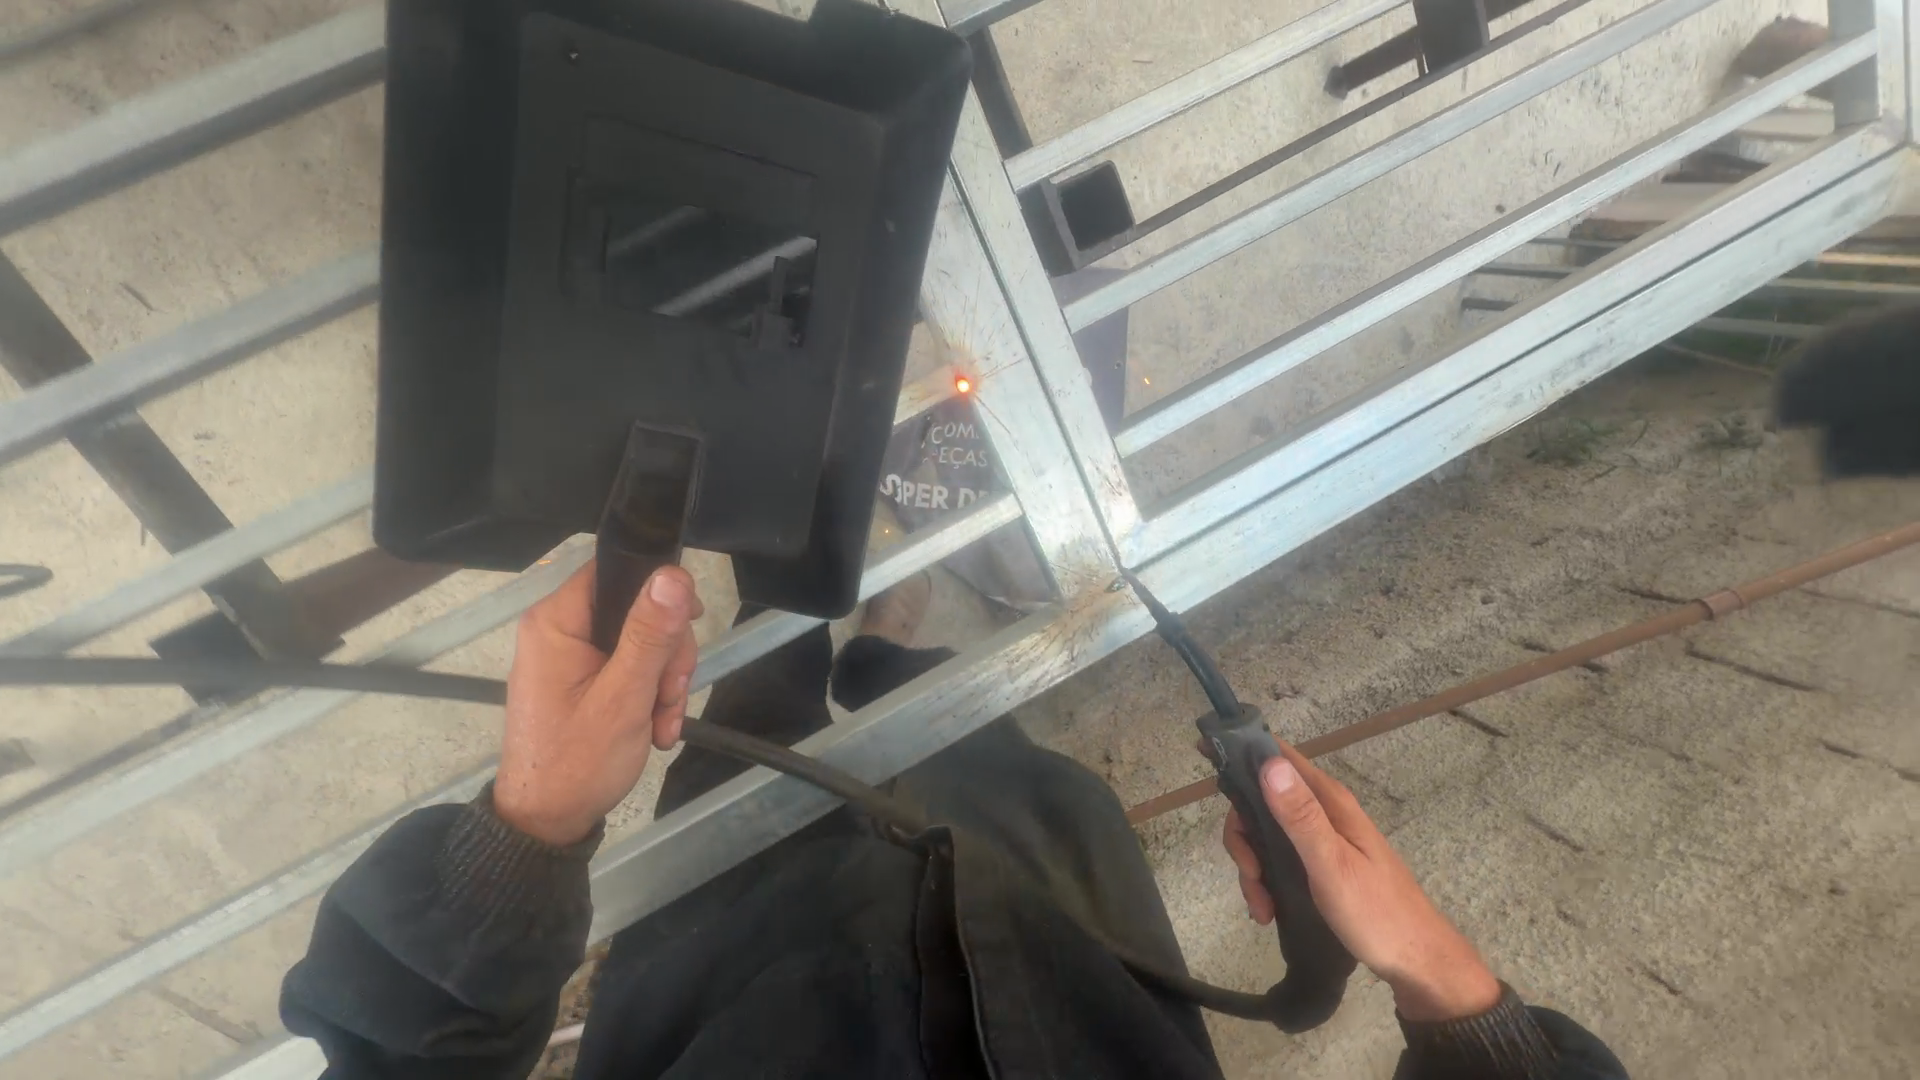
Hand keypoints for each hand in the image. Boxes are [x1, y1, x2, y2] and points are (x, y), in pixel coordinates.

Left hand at [494, 562, 702, 845]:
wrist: (547, 823)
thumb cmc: (578, 762)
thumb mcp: (624, 697)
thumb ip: (650, 634)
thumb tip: (674, 575)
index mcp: (557, 621)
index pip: (617, 570)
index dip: (660, 588)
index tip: (690, 620)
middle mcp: (562, 628)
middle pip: (639, 608)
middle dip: (668, 652)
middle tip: (670, 694)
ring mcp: (573, 654)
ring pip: (644, 639)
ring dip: (665, 680)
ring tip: (662, 722)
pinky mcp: (585, 676)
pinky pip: (633, 664)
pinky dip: (652, 693)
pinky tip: (656, 726)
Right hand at [1223, 743, 1501, 1021]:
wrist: (1420, 967)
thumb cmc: (1377, 914)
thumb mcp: (1331, 865)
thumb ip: (1299, 815)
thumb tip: (1268, 762)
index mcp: (1328, 800)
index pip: (1277, 755)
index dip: (1240, 750)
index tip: (1204, 751)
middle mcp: (1323, 810)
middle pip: (1261, 800)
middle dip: (1244, 837)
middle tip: (1249, 874)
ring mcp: (1321, 836)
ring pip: (1265, 833)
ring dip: (1253, 867)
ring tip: (1261, 905)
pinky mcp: (1320, 862)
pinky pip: (1278, 858)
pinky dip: (1266, 881)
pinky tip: (1268, 909)